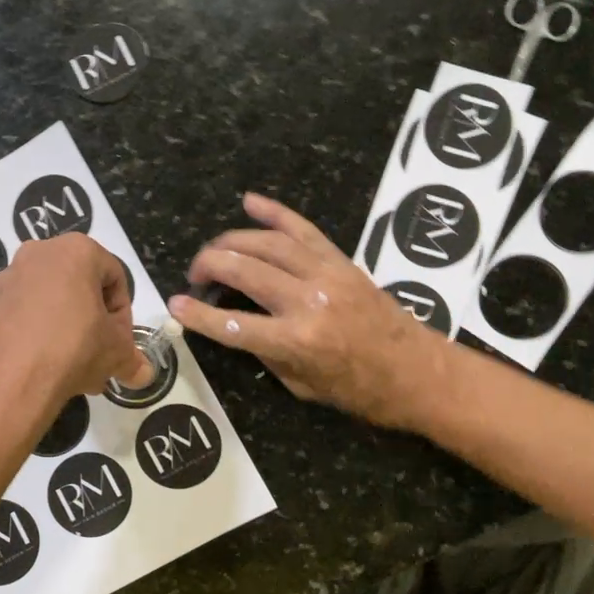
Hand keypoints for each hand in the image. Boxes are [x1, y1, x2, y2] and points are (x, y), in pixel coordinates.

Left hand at [0, 232, 152, 408]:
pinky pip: (26, 314)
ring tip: (75, 368)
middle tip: (100, 356)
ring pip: (52, 302)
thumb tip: (143, 373)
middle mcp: (39, 252)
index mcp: (76, 249)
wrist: (10, 379)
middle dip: (94, 323)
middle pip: (80, 288)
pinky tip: (47, 366)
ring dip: (68, 331)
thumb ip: (133, 358)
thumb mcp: (116, 353)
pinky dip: (40, 334)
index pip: (115, 277)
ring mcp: (10, 276)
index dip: (123, 313)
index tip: (121, 342)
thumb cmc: (74, 348)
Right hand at [169, 193, 452, 430]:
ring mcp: (326, 275)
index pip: (233, 324)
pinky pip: (302, 229)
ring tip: (213, 250)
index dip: (198, 315)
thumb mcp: (302, 385)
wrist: (418, 372)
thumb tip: (238, 327)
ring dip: (232, 241)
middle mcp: (308, 302)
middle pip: (244, 270)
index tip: (175, 305)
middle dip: (209, 266)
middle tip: (194, 276)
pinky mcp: (341, 261)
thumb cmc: (359, 390)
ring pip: (268, 243)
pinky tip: (250, 202)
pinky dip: (274, 213)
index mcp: (297, 341)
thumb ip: (267, 353)